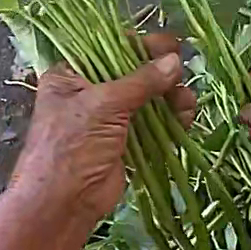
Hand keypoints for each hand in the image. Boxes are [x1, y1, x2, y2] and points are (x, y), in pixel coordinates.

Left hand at [9, 34, 195, 223]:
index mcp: (71, 75)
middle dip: (161, 76)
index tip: (171, 45)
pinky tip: (185, 119)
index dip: (140, 45)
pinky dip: (170, 120)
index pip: (108, 47)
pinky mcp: (125, 141)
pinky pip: (152, 123)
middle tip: (182, 78)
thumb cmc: (73, 146)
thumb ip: (141, 81)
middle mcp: (89, 92)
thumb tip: (175, 60)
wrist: (64, 204)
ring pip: (147, 99)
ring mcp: (108, 118)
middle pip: (133, 73)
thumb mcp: (104, 105)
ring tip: (187, 104)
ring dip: (170, 98)